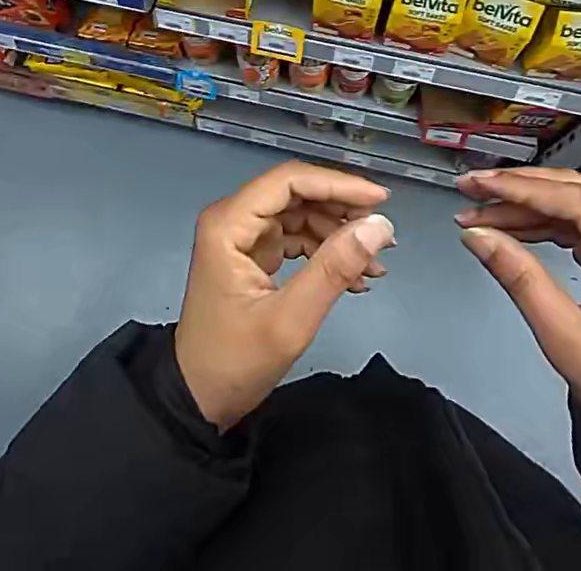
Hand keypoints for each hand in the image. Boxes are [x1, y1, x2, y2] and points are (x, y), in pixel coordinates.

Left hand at [175, 162, 395, 430]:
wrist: (198, 399)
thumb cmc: (234, 361)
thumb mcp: (290, 320)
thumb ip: (333, 269)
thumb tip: (380, 226)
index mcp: (229, 223)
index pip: (289, 181)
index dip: (337, 184)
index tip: (380, 200)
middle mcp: (234, 218)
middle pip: (296, 194)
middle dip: (342, 210)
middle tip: (383, 234)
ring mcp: (243, 236)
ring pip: (301, 214)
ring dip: (339, 234)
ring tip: (375, 264)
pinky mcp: (254, 254)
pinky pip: (296, 238)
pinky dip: (326, 251)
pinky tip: (355, 277)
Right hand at [456, 167, 580, 444]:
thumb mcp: (565, 339)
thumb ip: (520, 279)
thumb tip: (477, 235)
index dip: (526, 190)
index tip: (481, 186)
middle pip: (580, 195)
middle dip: (520, 188)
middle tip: (470, 189)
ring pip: (575, 204)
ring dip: (524, 204)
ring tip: (478, 211)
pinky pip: (578, 222)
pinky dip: (539, 220)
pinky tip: (506, 225)